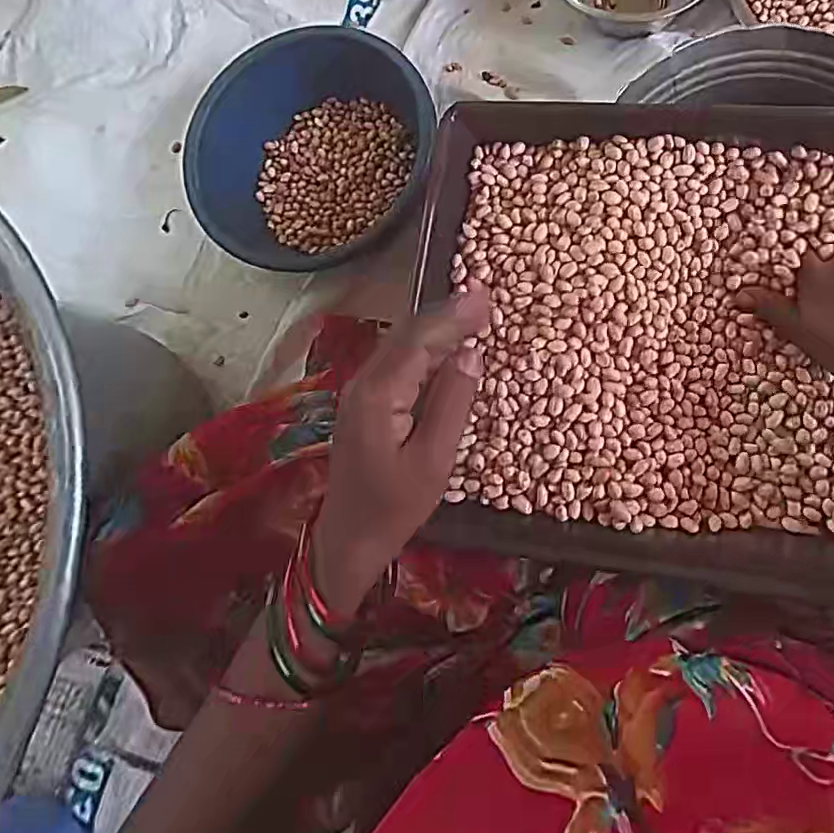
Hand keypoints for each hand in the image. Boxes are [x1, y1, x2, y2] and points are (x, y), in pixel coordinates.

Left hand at [311, 289, 489, 612]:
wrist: (348, 538)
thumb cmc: (394, 508)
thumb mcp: (433, 462)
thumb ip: (452, 404)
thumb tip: (472, 353)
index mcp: (379, 394)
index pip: (420, 340)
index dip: (454, 316)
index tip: (485, 295)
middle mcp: (363, 382)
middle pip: (407, 335)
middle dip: (446, 313)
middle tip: (482, 295)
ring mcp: (360, 390)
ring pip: (401, 344)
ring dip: (435, 326)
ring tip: (470, 311)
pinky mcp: (365, 401)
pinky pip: (398, 362)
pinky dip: (425, 346)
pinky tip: (445, 345)